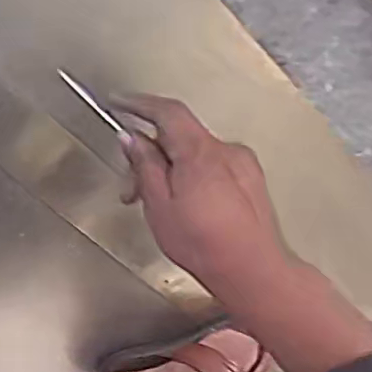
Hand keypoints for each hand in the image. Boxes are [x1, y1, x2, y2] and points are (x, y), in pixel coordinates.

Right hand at [113, 93, 296, 295]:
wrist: (252, 269)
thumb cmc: (202, 243)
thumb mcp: (158, 204)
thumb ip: (144, 166)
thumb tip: (132, 139)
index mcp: (199, 152)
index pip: (167, 112)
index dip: (139, 104)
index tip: (119, 102)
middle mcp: (225, 150)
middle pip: (178, 135)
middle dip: (149, 154)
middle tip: (129, 187)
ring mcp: (241, 163)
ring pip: (193, 153)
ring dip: (168, 169)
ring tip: (155, 204)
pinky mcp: (249, 179)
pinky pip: (211, 164)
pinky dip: (189, 175)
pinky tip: (182, 205)